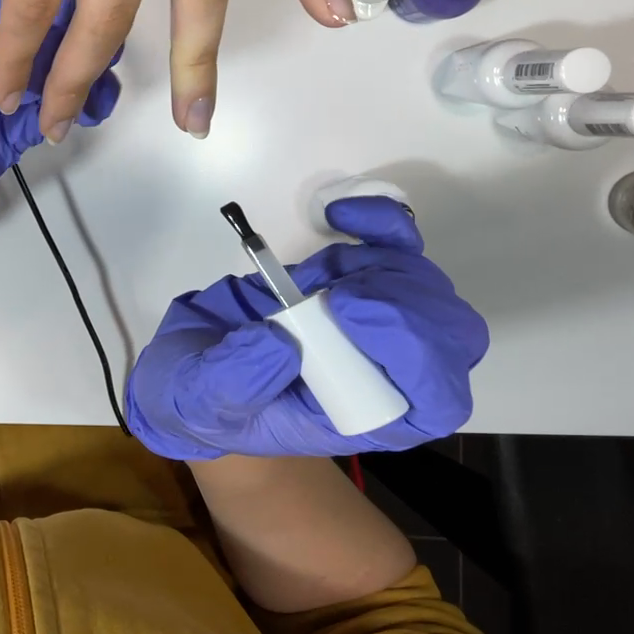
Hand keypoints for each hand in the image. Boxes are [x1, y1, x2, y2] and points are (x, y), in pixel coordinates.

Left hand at [0, 0, 119, 272]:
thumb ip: (8, 70)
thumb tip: (60, 41)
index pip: (26, 8)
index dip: (63, 12)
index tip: (94, 25)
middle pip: (51, 40)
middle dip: (80, 50)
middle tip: (103, 67)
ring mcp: (9, 94)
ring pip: (60, 76)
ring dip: (85, 81)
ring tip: (99, 99)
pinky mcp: (18, 129)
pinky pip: (56, 110)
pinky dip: (77, 109)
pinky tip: (91, 113)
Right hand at [125, 197, 486, 458]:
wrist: (187, 363)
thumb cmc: (196, 396)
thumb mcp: (200, 400)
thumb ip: (233, 382)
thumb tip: (283, 341)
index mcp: (359, 417)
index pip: (433, 397)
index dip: (415, 351)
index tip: (347, 309)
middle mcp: (382, 373)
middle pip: (446, 336)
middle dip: (405, 303)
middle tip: (335, 289)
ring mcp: (372, 325)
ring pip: (423, 287)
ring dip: (376, 266)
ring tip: (307, 276)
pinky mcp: (351, 283)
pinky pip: (397, 248)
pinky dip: (382, 224)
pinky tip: (343, 216)